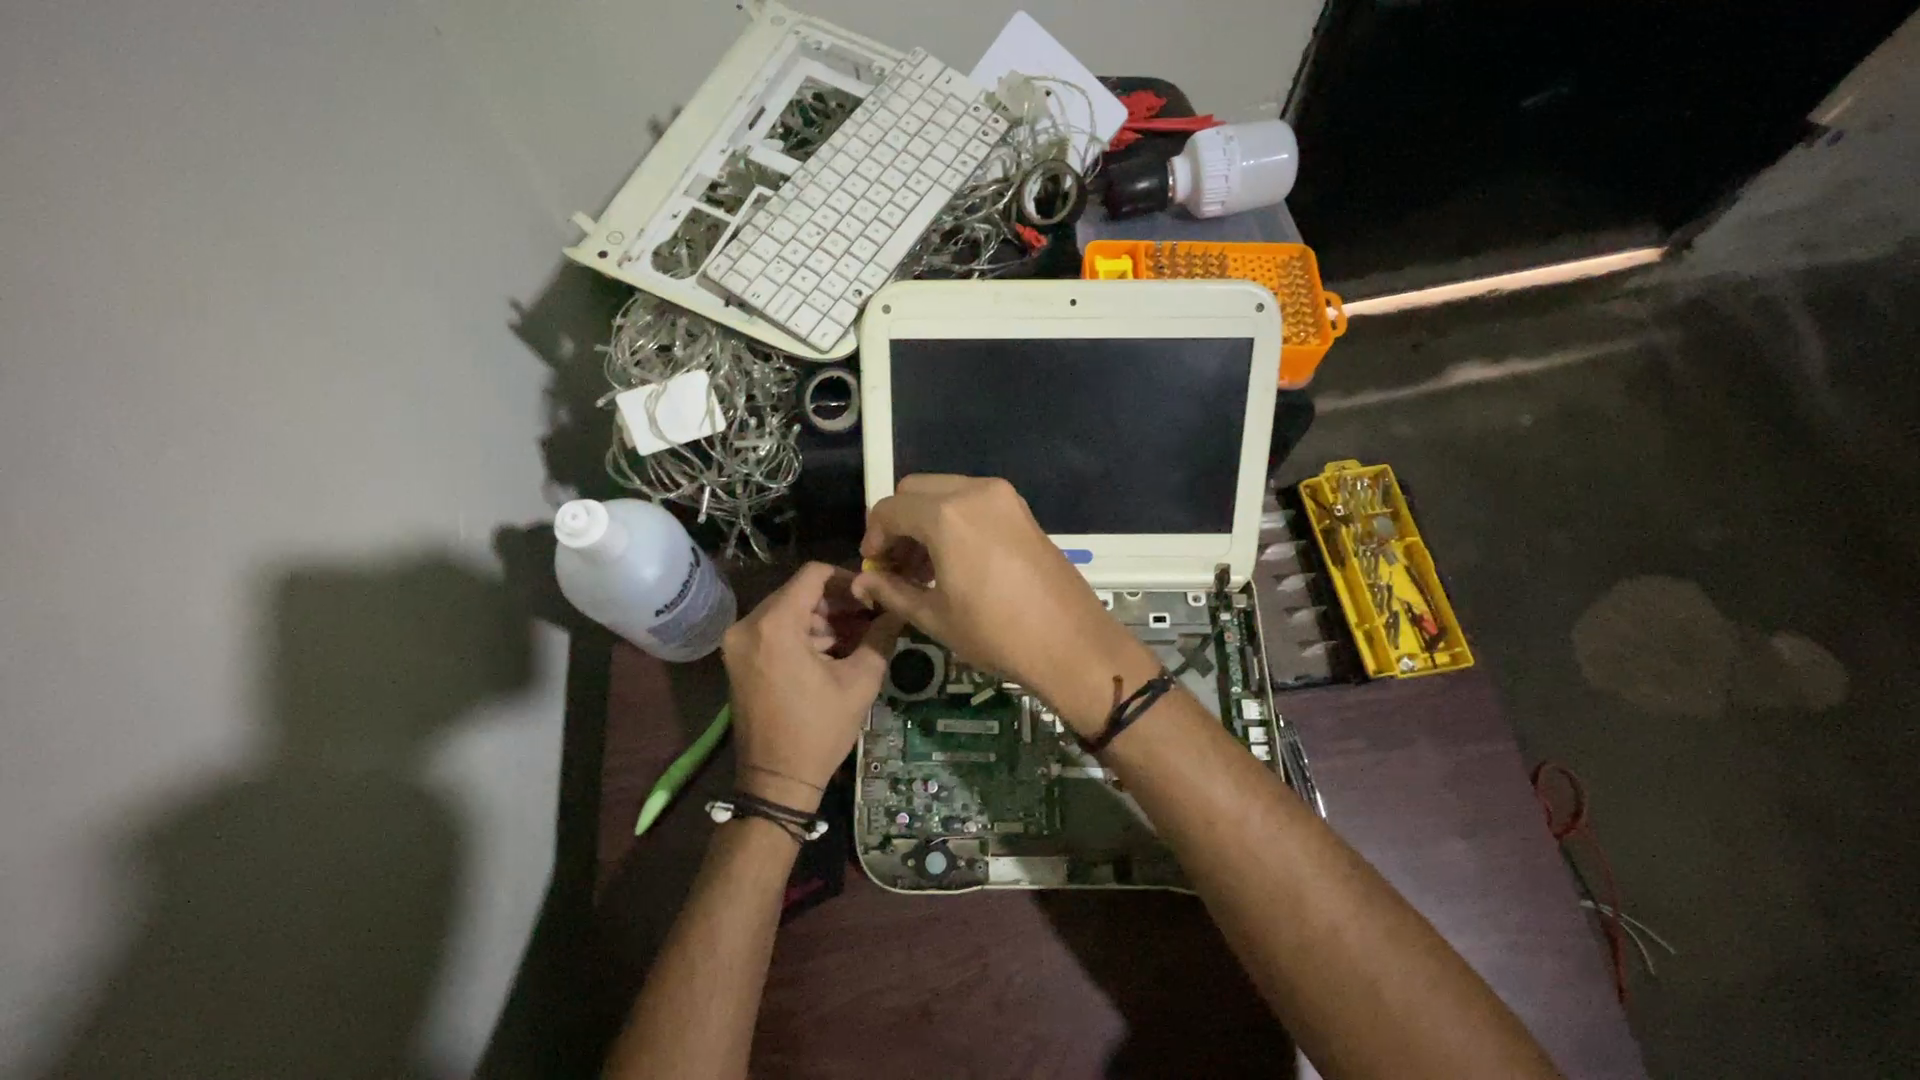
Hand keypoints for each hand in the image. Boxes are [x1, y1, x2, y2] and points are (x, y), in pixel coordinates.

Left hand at [722, 562, 903, 811]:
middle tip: (869, 619)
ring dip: (821, 620)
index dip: (848, 578)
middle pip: (799, 592)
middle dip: (836, 603)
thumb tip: (899, 611)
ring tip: (855, 640)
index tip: (872, 596)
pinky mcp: (737, 659)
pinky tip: (830, 654)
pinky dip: (802, 635)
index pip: (813, 574)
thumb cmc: (820, 729)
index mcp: (776, 625)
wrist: (776, 780)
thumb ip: (880, 637)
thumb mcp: (859, 681)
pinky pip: (773, 630)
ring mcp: (738, 643)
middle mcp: (748, 625)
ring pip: (787, 611)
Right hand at [851, 475, 1156, 734]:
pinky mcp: (1022, 510)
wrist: (1071, 643)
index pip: (889, 509)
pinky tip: (954, 561)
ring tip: (923, 568)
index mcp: (945, 515)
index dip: (873, 537)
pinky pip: (973, 501)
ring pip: (945, 492)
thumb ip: (892, 591)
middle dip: (898, 523)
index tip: (874, 567)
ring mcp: (1003, 497)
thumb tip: (862, 582)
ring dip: (925, 520)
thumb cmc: (996, 634)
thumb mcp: (935, 616)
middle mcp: (973, 492)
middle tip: (896, 564)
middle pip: (915, 490)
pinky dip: (953, 520)